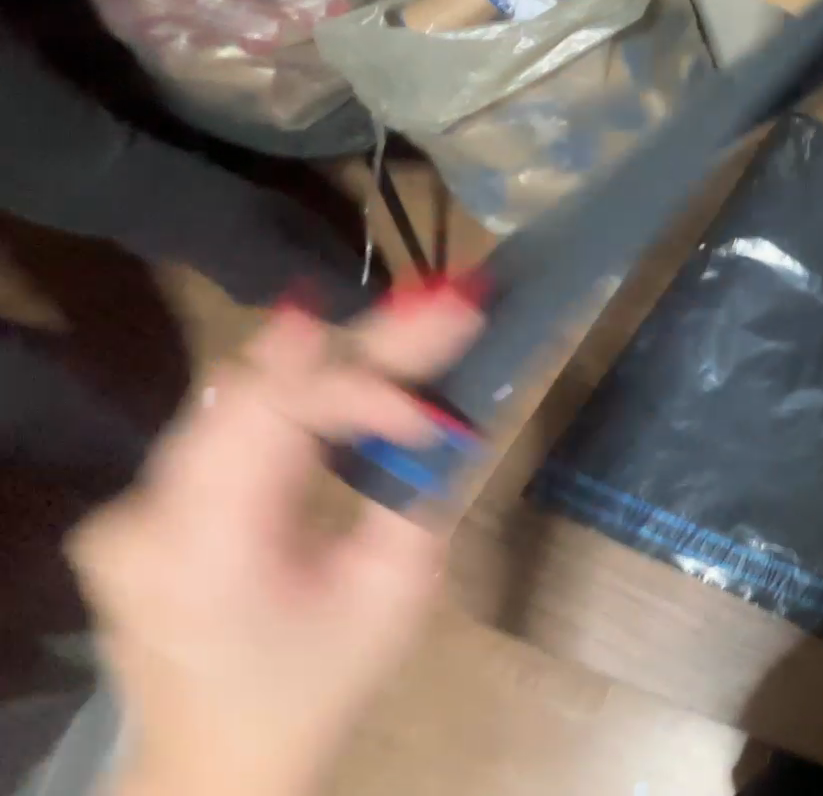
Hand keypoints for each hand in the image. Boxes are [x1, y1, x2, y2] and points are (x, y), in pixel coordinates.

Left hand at [67, 284, 484, 795]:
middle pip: (262, 388)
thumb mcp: (392, 594)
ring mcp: (142, 502)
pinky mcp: (161, 499)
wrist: (219, 758)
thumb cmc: (319, 683)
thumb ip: (415, 493)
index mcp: (201, 546)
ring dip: (346, 354)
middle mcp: (148, 509)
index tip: (443, 416)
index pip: (275, 416)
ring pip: (250, 393)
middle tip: (456, 296)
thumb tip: (454, 414)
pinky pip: (242, 419)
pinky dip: (316, 385)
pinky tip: (366, 351)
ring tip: (426, 314)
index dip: (367, 392)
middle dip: (371, 341)